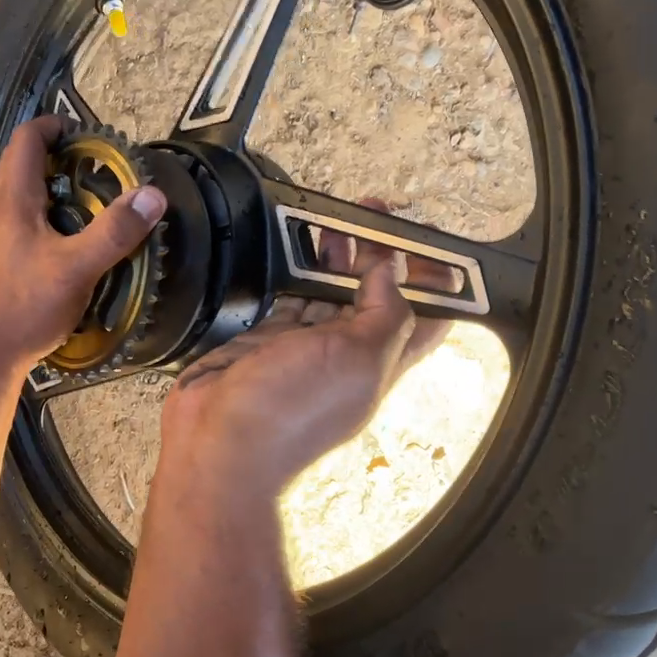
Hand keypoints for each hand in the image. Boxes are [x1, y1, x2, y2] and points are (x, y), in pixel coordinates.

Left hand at [0, 115, 166, 376]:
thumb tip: (152, 195)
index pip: (26, 139)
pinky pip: (21, 222)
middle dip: (58, 156)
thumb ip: (115, 231)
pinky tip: (69, 243)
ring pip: (20, 195)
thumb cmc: (27, 306)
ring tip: (90, 203)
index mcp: (12, 200)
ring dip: (52, 188)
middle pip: (22, 163)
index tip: (88, 134)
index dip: (54, 126)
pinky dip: (46, 217)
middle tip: (97, 169)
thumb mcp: (78, 268)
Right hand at [158, 201, 449, 495]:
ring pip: (329, 293)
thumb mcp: (357, 360)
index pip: (427, 318)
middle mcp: (346, 356)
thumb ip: (384, 314)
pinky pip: (285, 298)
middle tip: (373, 215)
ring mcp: (303, 348)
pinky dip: (291, 273)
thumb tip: (390, 273)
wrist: (219, 441)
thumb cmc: (292, 409)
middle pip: (376, 298)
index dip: (436, 280)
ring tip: (333, 221)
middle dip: (381, 256)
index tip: (428, 240)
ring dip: (337, 258)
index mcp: (381, 364)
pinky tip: (291, 248)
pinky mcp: (263, 341)